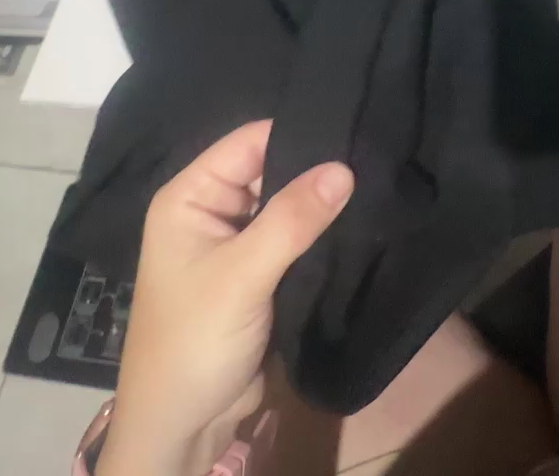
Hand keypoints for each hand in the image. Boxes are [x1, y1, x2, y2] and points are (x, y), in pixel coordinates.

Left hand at [97, 120, 353, 475]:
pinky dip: (318, 230)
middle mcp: (211, 209)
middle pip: (270, 169)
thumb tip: (345, 167)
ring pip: (285, 203)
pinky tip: (356, 219)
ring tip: (374, 181)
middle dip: (314, 167)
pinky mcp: (258, 271)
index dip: (297, 134)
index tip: (351, 130)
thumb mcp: (242, 276)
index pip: (249, 143)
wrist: (183, 427)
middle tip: (372, 156)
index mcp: (190, 196)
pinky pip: (292, 236)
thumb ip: (292, 220)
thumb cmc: (194, 341)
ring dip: (319, 201)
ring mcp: (235, 241)